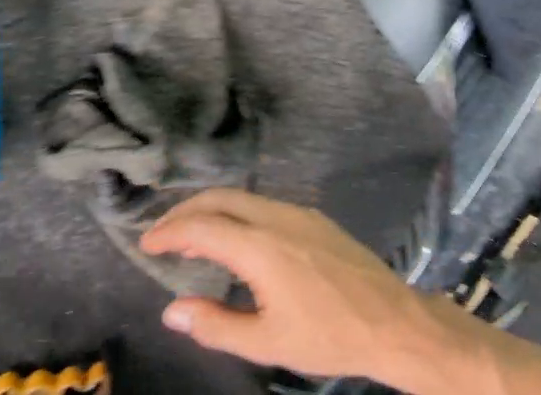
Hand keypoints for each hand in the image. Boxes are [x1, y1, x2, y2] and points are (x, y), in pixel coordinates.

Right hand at [137, 188, 448, 380]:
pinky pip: (264, 205)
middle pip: (219, 199)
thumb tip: (172, 310)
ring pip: (243, 198)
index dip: (169, 232)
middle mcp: (277, 218)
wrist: (393, 321)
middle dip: (185, 211)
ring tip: (192, 239)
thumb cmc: (328, 336)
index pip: (202, 227)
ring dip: (212, 211)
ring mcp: (299, 213)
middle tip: (162, 234)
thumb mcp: (267, 342)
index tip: (146, 243)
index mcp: (261, 248)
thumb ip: (215, 325)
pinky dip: (238, 214)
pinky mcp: (315, 218)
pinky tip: (236, 240)